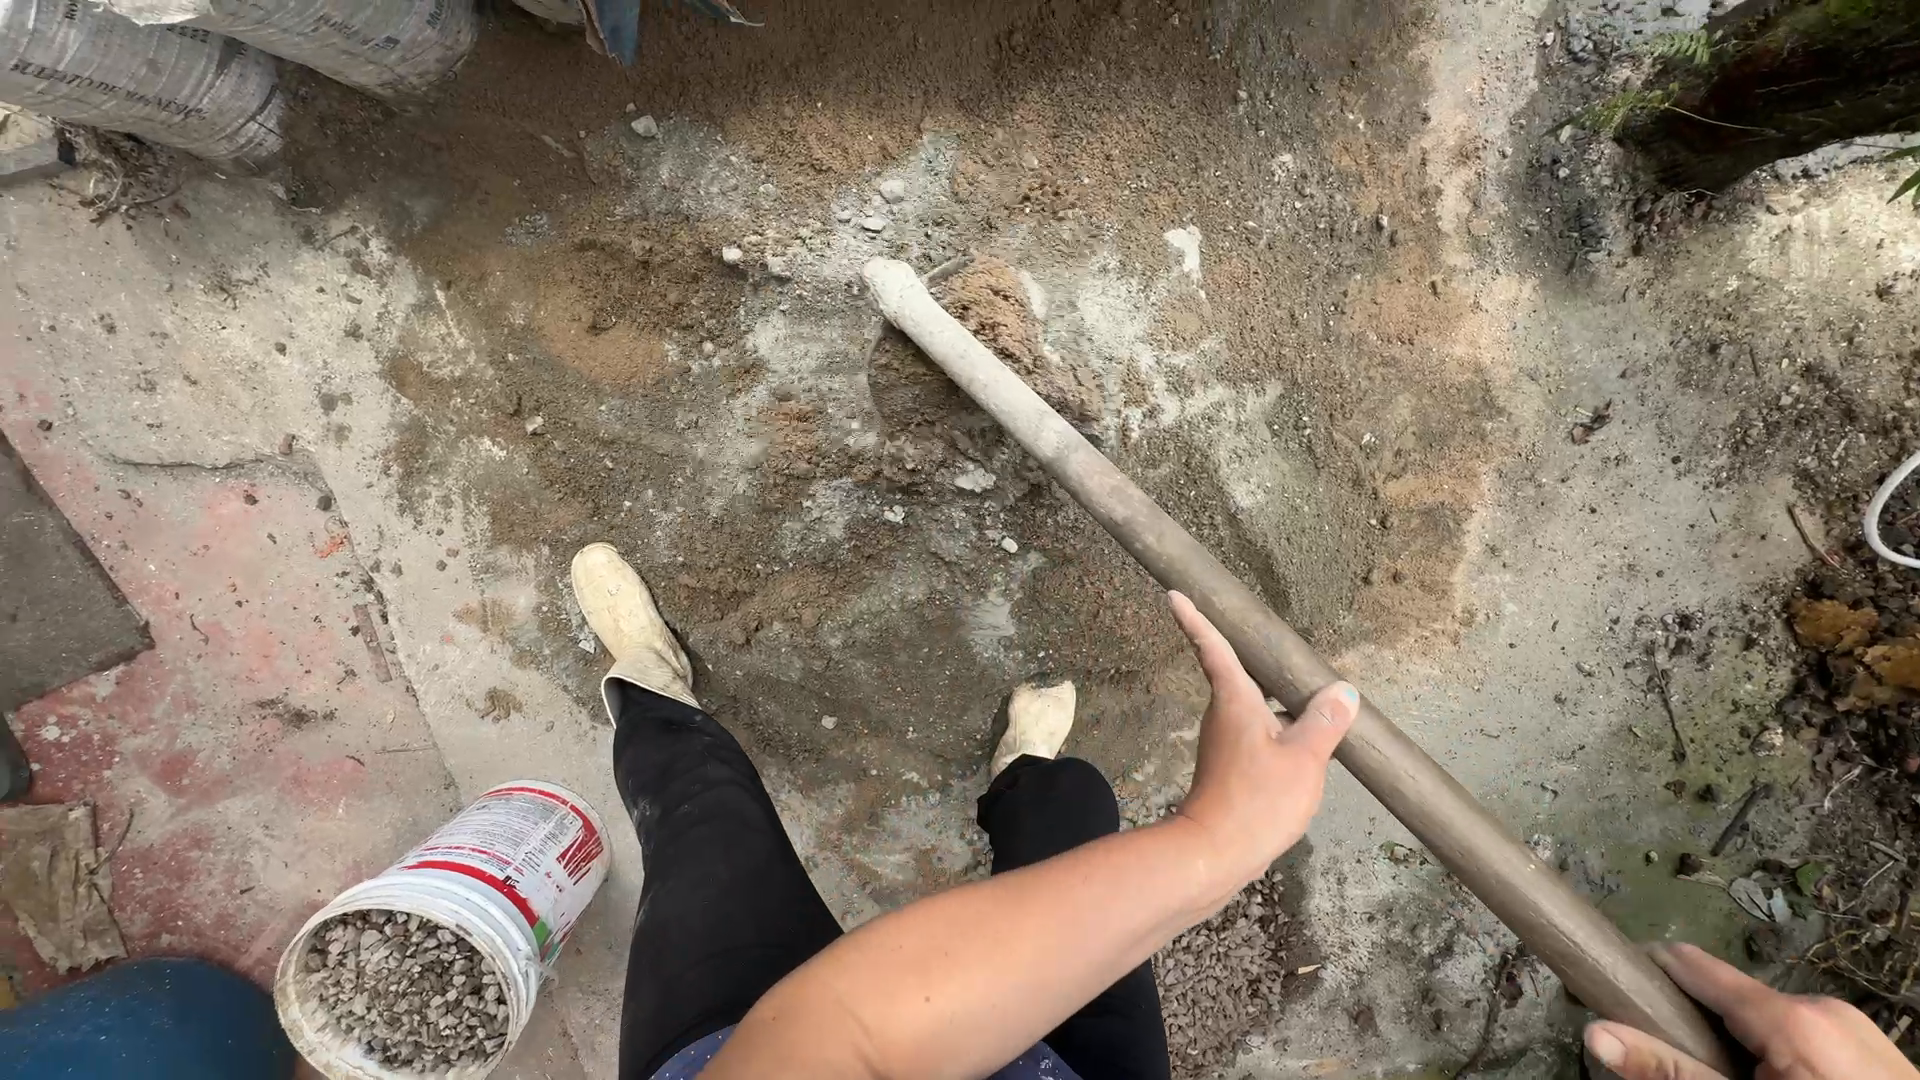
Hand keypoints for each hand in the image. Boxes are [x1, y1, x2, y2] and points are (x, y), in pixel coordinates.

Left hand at [1166, 591, 1356, 884]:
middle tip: (1270, 637)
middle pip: (1235, 672)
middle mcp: (1222, 713)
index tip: (1174, 594)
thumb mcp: (1304, 759)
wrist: (1218, 850)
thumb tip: (1342, 691)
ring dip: (1273, 695)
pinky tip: (1306, 737)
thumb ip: (1324, 722)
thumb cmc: (1258, 799)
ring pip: (1250, 704)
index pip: (1212, 647)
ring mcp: (1224, 739)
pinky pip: (1256, 729)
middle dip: (1251, 655)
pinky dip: (1277, 724)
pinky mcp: (1230, 763)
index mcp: (1233, 699)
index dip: (1194, 618)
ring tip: (1310, 690)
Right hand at [1585, 943, 1919, 1079]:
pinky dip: (1772, 1053)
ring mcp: (1854, 1029)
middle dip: (1694, 1023)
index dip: (1644, 976)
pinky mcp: (1873, 1049)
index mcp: (1789, 1015)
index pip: (1684, 961)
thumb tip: (1593, 1033)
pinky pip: (1798, 1032)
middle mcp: (1820, 1007)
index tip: (1619, 1002)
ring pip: (1759, 1015)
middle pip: (1721, 993)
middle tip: (1690, 1066)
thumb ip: (1671, 1069)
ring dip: (1734, 1041)